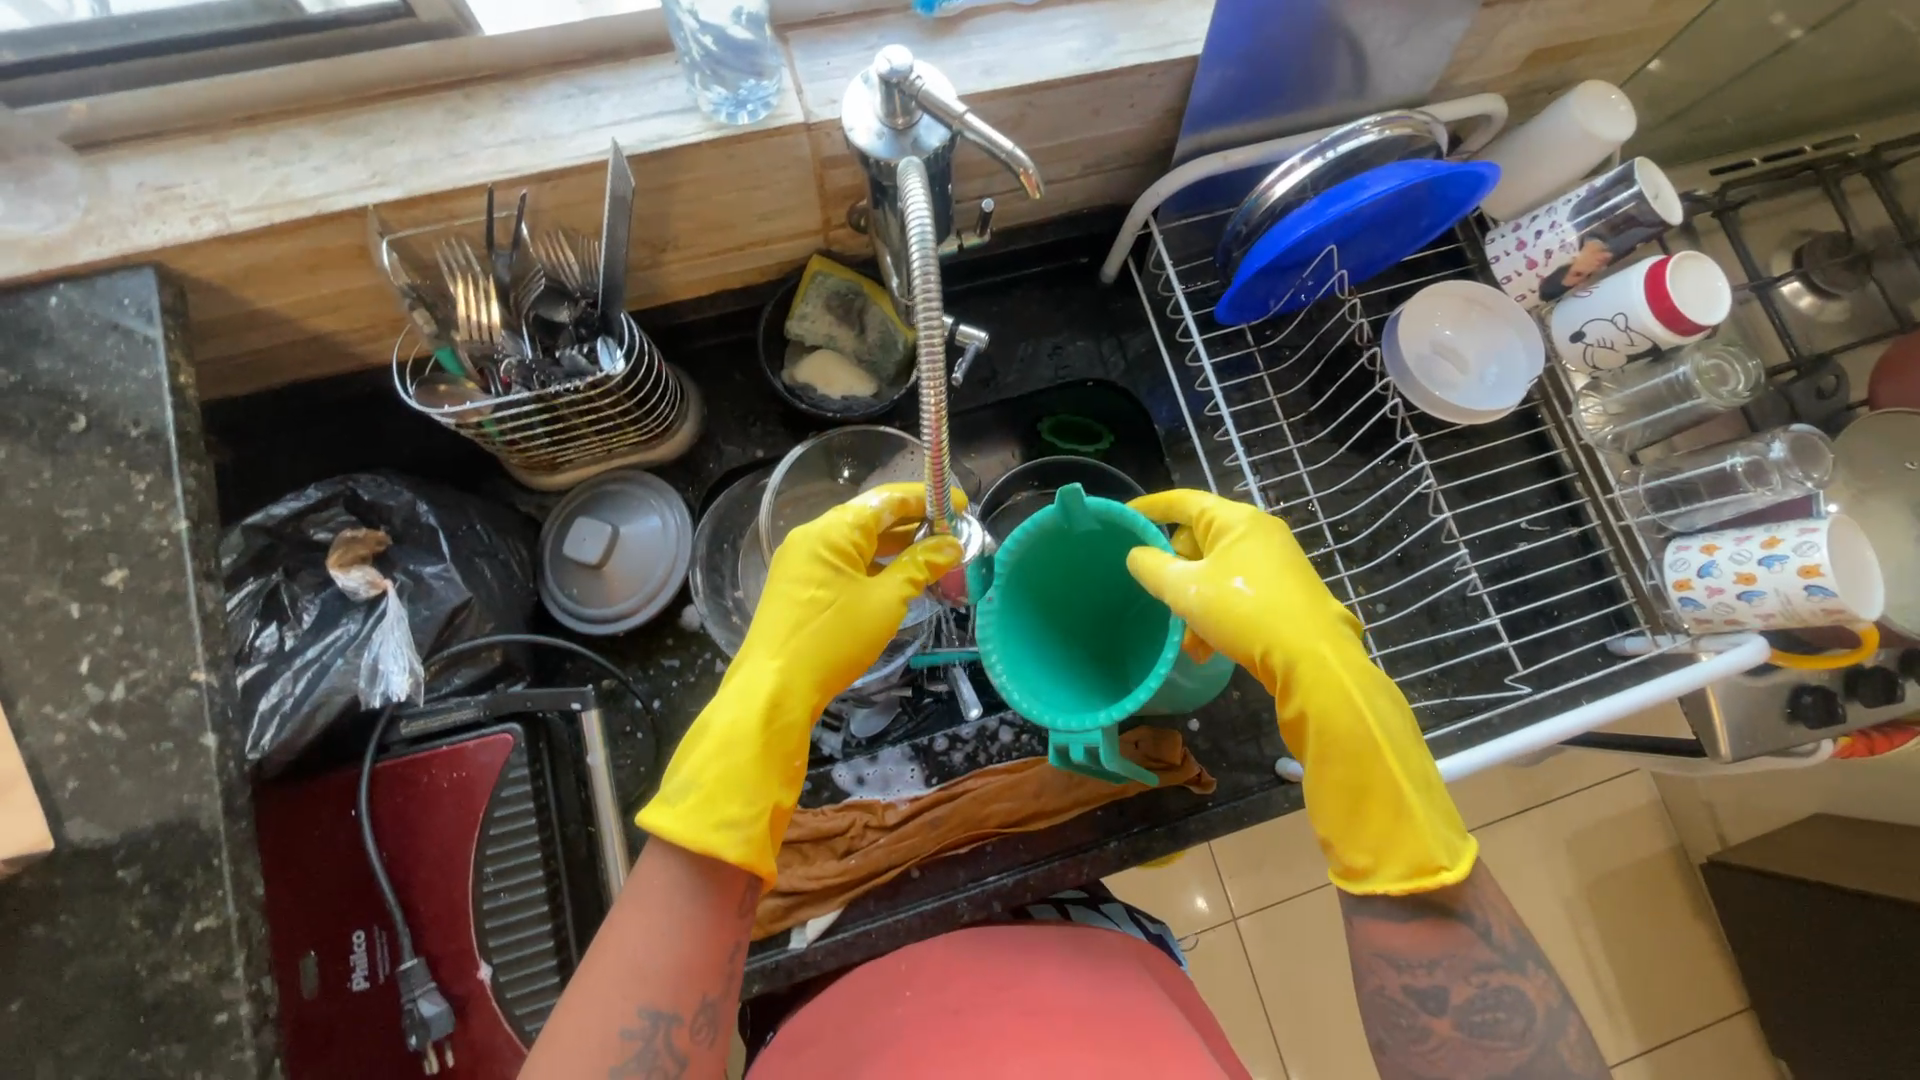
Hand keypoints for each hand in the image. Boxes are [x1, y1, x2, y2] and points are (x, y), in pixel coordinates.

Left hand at [636, 482, 961, 884]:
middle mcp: (813, 536)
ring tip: (935, 554)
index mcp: (833, 530)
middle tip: (953, 533)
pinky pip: (843, 563)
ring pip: (857, 542)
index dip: (927, 498)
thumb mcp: (886, 602)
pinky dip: (874, 565)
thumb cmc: (833, 639)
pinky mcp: (799, 586)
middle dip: (914, 522)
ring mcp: (802, 561)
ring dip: (895, 546)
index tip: (961, 505)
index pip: (886, 498)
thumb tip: (951, 546)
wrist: (774, 689)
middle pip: (870, 517)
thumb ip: (919, 567)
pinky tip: (900, 576)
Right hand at [1125, 489, 1475, 895]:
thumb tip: (1137, 555)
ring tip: (1185, 638)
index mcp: (1236, 521)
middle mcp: (1259, 533)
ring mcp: (1275, 563)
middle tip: (1156, 592)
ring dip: (1193, 601)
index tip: (1121, 517)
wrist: (1314, 661)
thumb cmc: (1245, 613)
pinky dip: (1216, 613)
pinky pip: (1236, 591)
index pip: (1182, 501)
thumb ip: (1152, 568)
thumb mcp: (1186, 590)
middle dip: (1173, 569)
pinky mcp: (1284, 592)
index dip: (1149, 507)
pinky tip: (1207, 648)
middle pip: (1198, 538)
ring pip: (1215, 571)